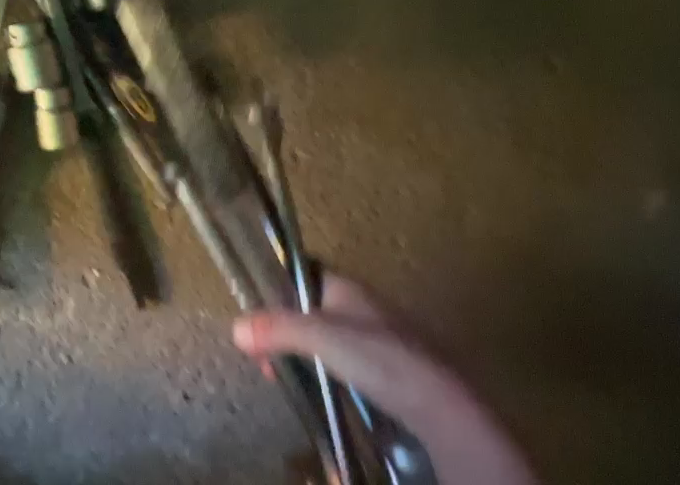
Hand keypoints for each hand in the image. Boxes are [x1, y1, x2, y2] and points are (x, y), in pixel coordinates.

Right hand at [233, 277, 537, 484]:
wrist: (444, 408)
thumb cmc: (380, 358)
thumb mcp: (320, 337)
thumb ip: (277, 328)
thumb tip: (235, 328)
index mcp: (347, 287)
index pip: (302, 272)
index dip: (275, 286)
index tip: (255, 312)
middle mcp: (363, 307)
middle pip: (309, 308)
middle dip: (283, 330)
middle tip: (266, 358)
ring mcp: (379, 340)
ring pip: (326, 339)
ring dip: (302, 355)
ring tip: (286, 378)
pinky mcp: (391, 372)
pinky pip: (345, 364)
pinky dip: (326, 373)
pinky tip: (321, 391)